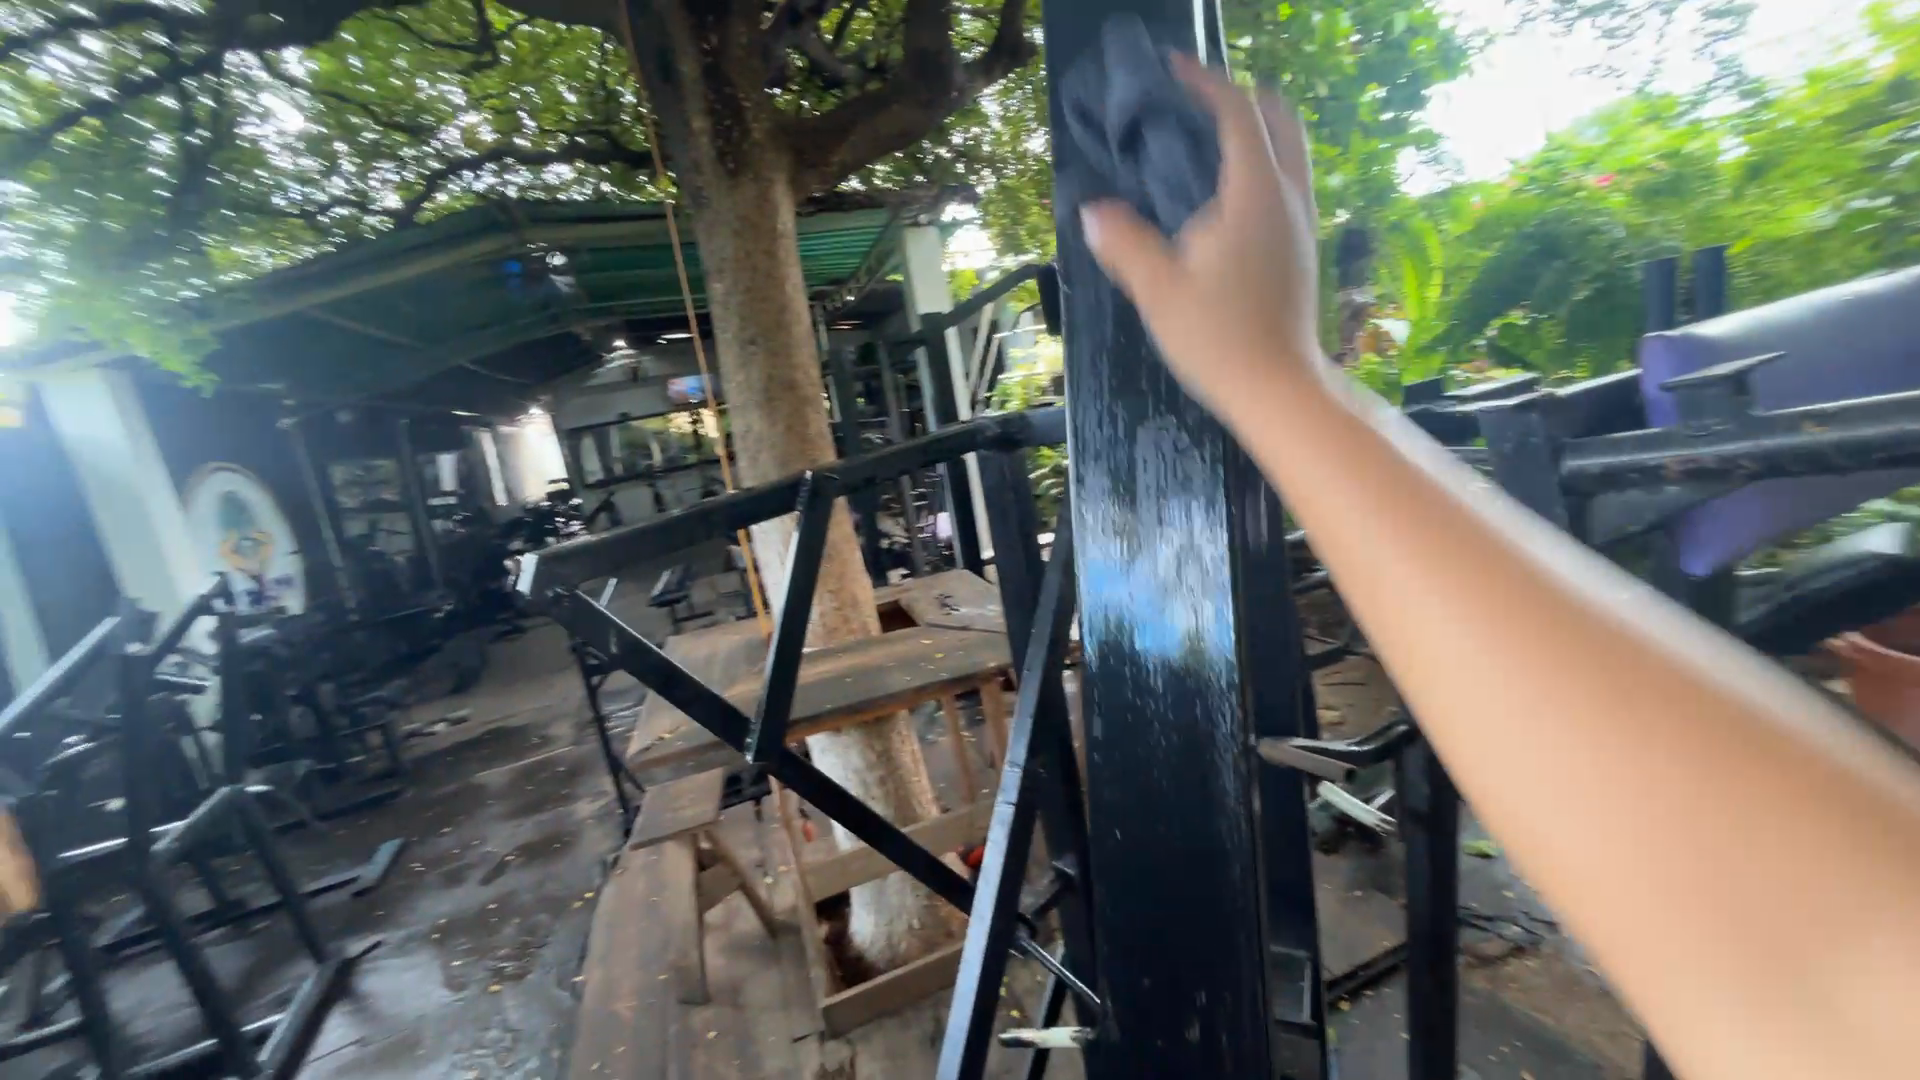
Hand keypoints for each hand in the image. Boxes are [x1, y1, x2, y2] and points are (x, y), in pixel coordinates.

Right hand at [1081, 56, 1324, 418]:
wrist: (1276, 387)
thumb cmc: (1217, 338)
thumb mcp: (1158, 291)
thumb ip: (1124, 244)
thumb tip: (1093, 212)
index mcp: (1255, 194)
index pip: (1237, 114)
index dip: (1205, 84)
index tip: (1175, 71)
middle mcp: (1289, 198)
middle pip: (1280, 120)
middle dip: (1241, 101)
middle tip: (1198, 110)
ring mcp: (1303, 225)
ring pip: (1290, 154)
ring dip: (1256, 136)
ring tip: (1206, 156)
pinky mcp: (1303, 251)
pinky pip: (1287, 186)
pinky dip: (1261, 170)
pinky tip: (1225, 208)